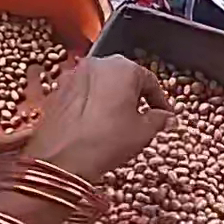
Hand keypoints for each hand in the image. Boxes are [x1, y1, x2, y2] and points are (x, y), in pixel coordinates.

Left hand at [22, 55, 173, 181]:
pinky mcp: (57, 89)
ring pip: (101, 84)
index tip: (164, 115)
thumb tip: (165, 117)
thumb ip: (158, 119)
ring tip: (117, 124)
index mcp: (124, 68)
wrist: (61, 159)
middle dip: (134, 97)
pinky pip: (82, 94)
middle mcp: (97, 64)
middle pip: (123, 78)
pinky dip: (92, 105)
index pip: (150, 81)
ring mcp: (74, 75)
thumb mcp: (143, 132)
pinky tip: (95, 125)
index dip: (160, 101)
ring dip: (111, 100)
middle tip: (142, 119)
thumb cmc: (106, 141)